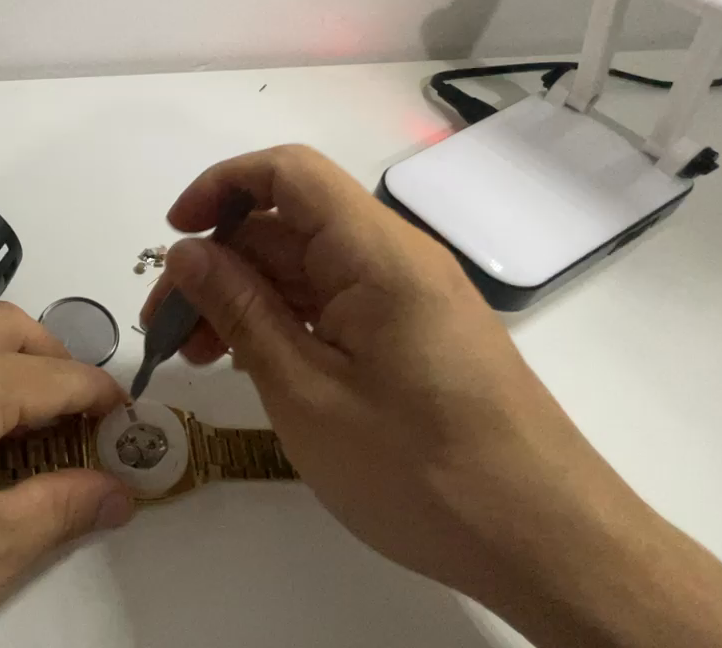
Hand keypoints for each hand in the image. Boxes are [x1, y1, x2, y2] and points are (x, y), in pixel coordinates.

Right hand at [144, 145, 721, 647]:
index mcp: (376, 254)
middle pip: (284, 226)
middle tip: (167, 326)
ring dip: (243, 298)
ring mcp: (405, 296)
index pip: (288, 172)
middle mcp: (393, 258)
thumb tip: (187, 251)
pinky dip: (281, 321)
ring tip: (197, 355)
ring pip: (302, 267)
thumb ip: (240, 310)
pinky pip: (331, 302)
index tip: (176, 234)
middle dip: (217, 263)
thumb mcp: (306, 393)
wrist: (554, 549)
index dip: (221, 186)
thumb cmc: (422, 472)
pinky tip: (250, 363)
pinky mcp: (411, 331)